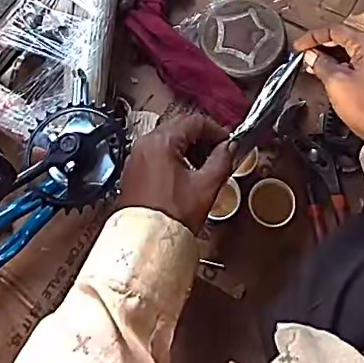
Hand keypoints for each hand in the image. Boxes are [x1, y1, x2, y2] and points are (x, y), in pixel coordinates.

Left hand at [116, 115, 234, 231]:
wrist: (145, 241)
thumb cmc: (171, 216)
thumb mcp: (205, 187)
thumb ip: (221, 161)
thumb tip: (230, 148)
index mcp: (161, 141)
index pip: (194, 121)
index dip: (216, 130)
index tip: (228, 142)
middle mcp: (144, 143)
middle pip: (179, 127)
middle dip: (202, 139)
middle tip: (220, 153)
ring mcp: (136, 156)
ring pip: (167, 140)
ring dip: (189, 148)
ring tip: (205, 167)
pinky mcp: (133, 170)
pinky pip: (156, 153)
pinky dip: (174, 157)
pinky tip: (186, 175)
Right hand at [292, 24, 363, 138]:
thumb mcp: (336, 83)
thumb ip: (320, 64)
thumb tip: (312, 56)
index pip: (334, 30)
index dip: (312, 37)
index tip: (300, 46)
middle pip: (344, 38)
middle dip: (321, 46)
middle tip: (305, 54)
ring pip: (351, 50)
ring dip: (331, 56)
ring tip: (314, 65)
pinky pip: (359, 62)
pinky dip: (343, 64)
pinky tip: (331, 74)